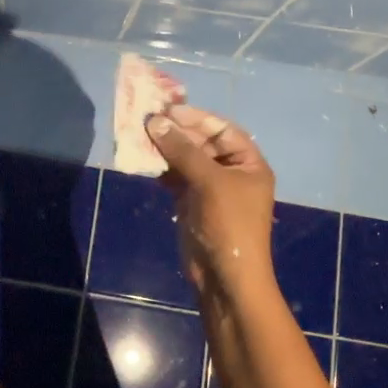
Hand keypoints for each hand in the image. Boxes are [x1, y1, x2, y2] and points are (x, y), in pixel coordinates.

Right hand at [146, 104, 276, 290]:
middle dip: (176, 132)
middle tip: (146, 121)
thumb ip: (183, 150)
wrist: (225, 276)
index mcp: (248, 163)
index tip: (167, 110)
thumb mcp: (210, 182)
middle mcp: (231, 172)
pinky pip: (175, 178)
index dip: (196, 118)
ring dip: (164, 149)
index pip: (222, 130)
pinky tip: (143, 160)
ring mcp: (210, 189)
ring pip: (185, 160)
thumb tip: (155, 121)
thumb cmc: (229, 224)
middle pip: (201, 143)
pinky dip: (160, 169)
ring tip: (139, 137)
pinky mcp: (191, 204)